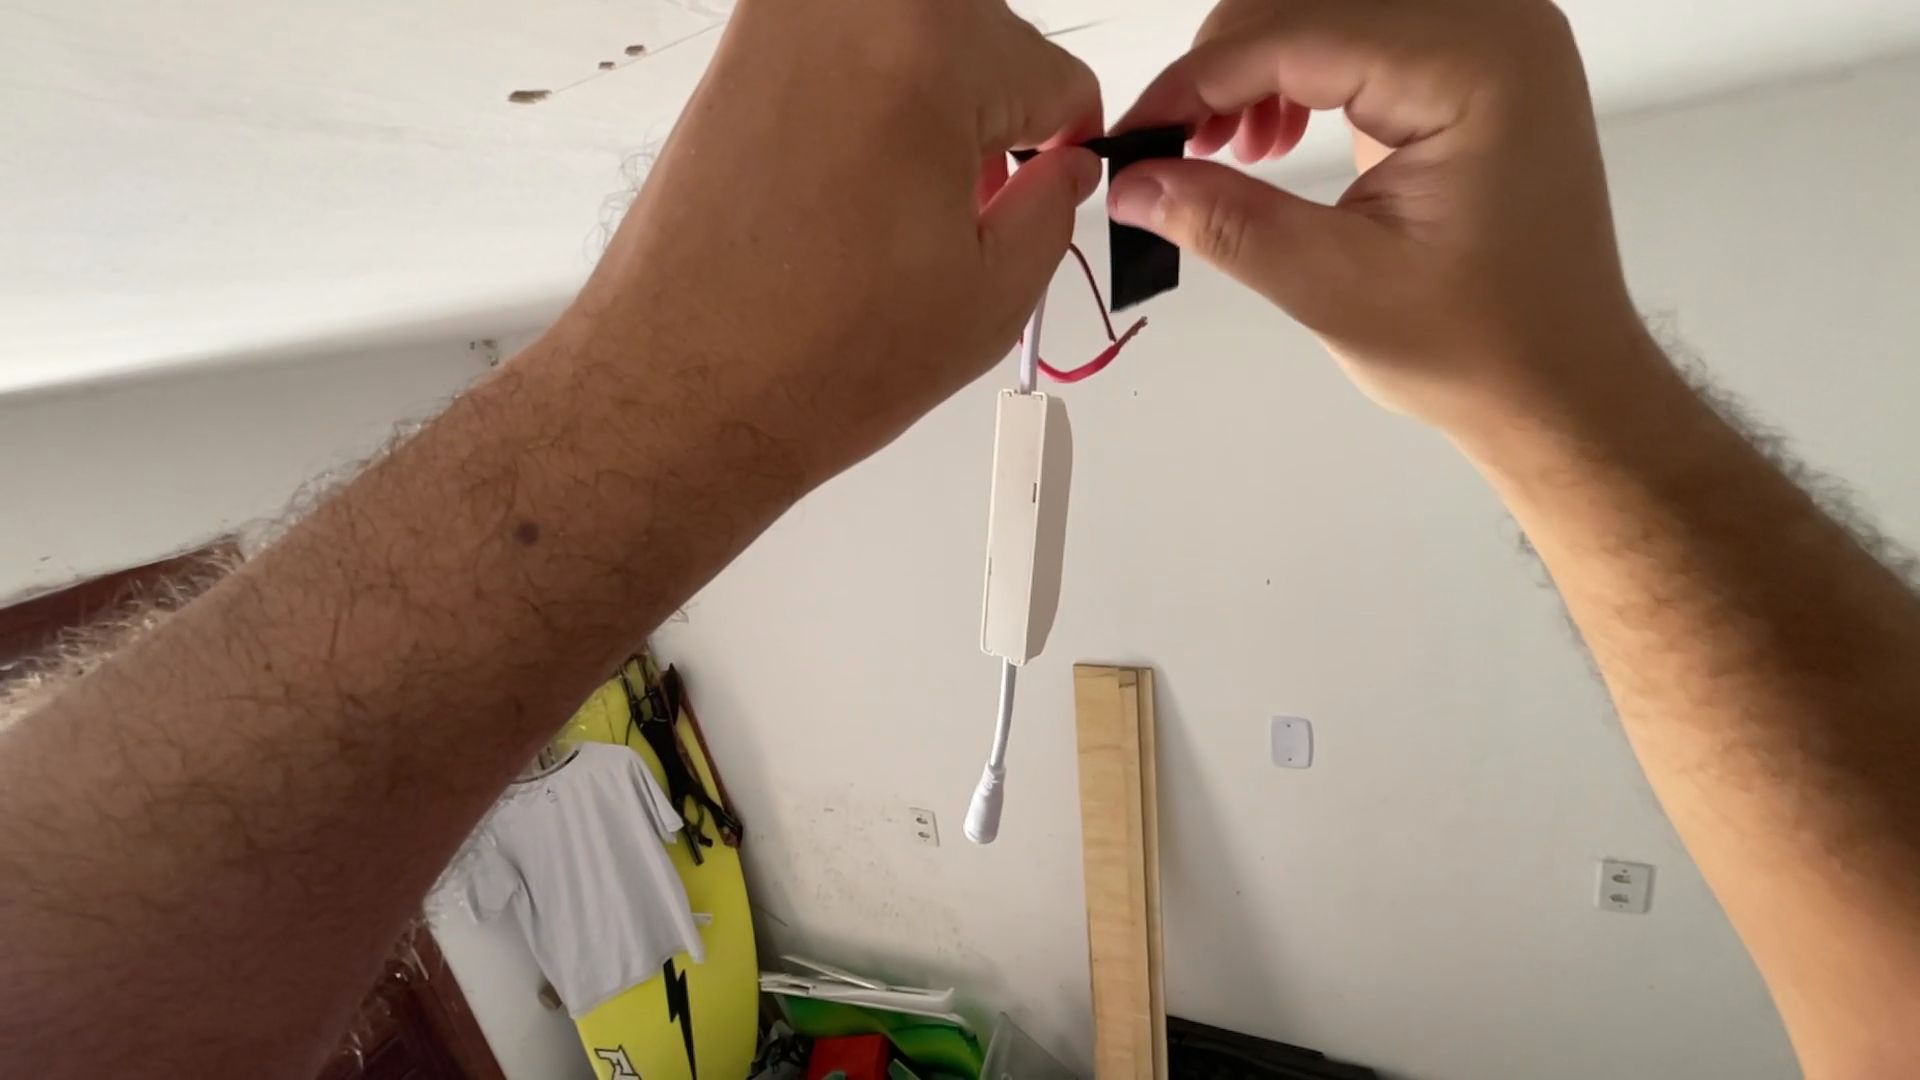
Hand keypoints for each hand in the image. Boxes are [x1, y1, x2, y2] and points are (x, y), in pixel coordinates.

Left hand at [561, 0, 1101, 486]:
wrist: (689, 393)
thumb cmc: (828, 358)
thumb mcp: (992, 298)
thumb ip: (1054, 210)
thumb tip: (1063, 170)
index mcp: (929, 45)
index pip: (1049, 72)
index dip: (1067, 142)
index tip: (1053, 182)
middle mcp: (845, 1)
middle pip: (976, 37)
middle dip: (996, 115)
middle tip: (982, 205)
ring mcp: (775, 22)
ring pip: (904, 40)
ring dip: (931, 110)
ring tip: (911, 213)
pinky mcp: (731, 60)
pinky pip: (838, 58)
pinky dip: (868, 110)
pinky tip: (856, 195)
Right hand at [1108, 0, 1659, 433]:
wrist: (1549, 374)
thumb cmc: (1460, 344)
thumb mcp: (1326, 285)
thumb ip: (1223, 223)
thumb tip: (1128, 185)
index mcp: (1471, 62)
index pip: (1295, 31)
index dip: (1194, 81)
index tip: (1128, 144)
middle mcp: (1486, 17)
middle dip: (1220, 69)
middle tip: (1172, 157)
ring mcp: (1480, 37)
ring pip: (1322, 11)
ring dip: (1250, 71)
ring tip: (1220, 155)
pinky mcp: (1462, 68)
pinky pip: (1352, 40)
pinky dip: (1289, 79)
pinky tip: (1269, 143)